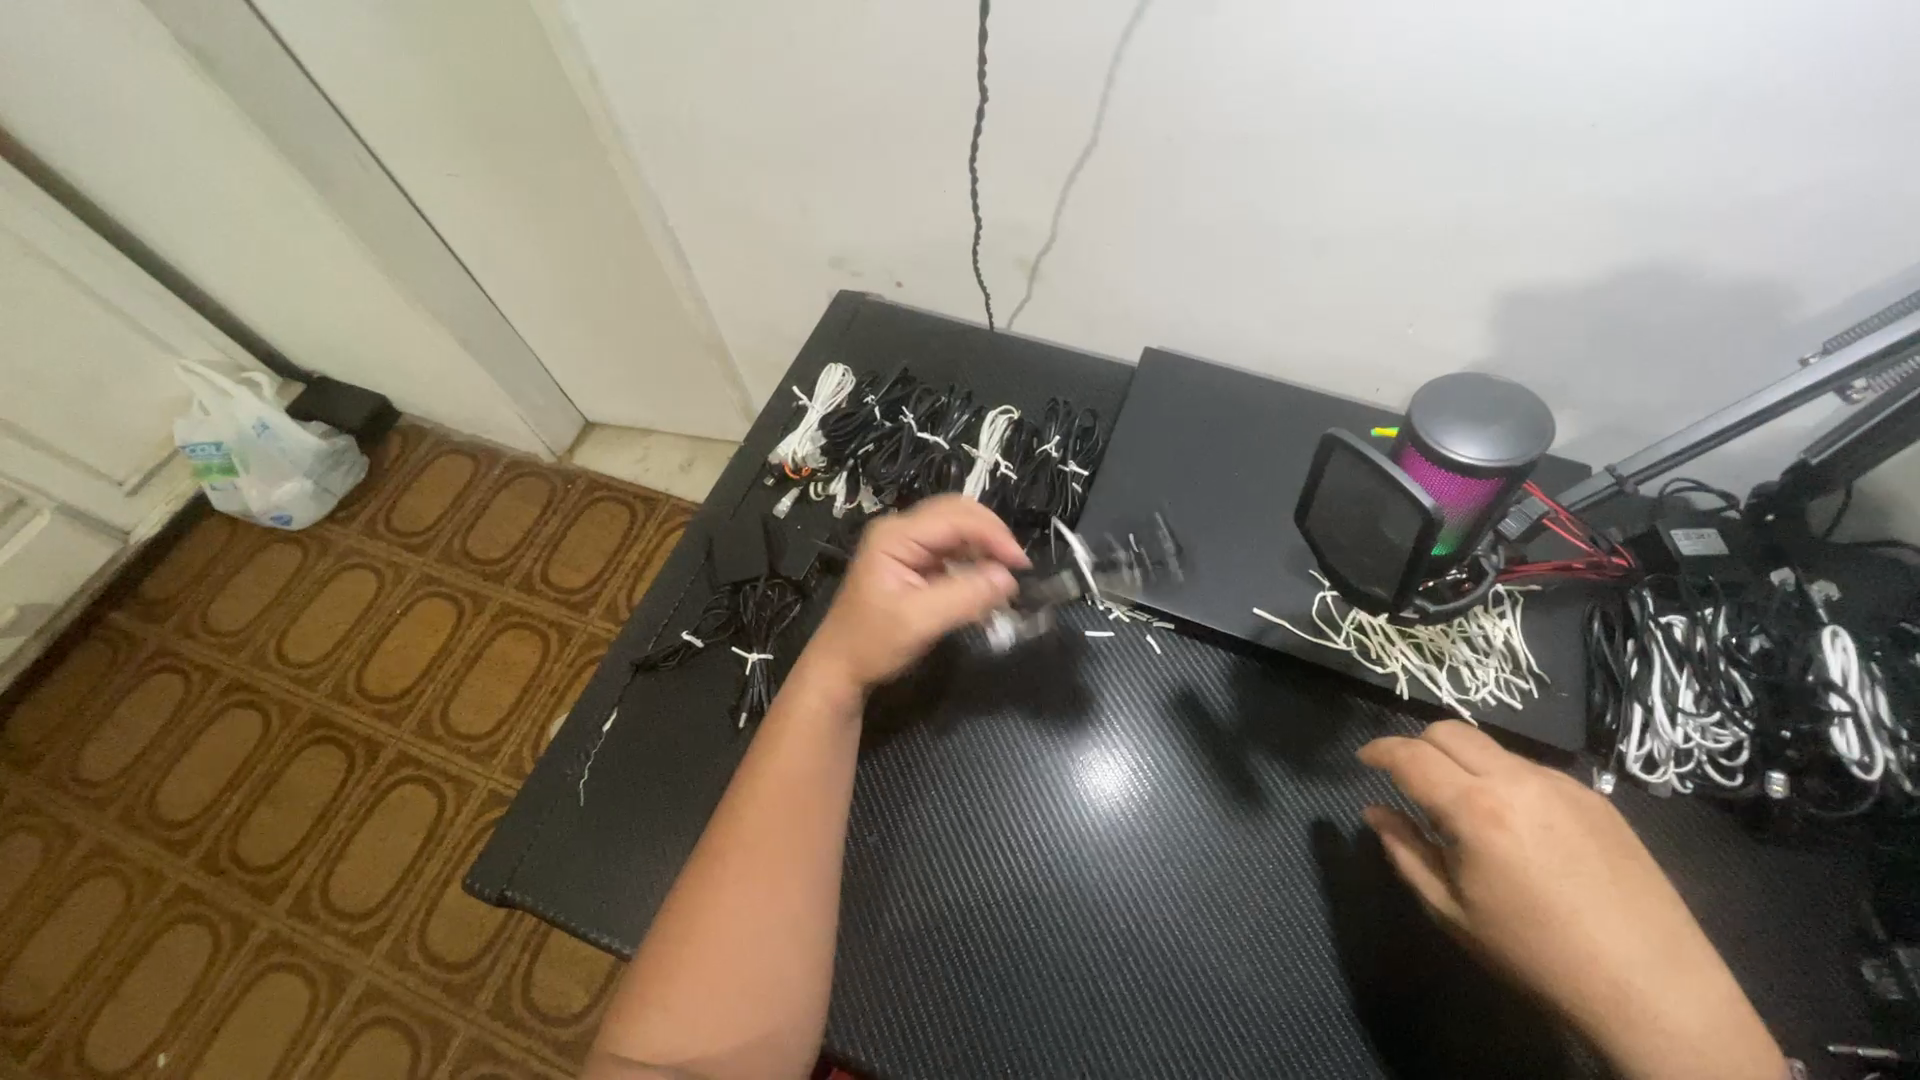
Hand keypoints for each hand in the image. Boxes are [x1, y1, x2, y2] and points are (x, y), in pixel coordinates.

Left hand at [801, 495, 1029, 692]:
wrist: (840, 669)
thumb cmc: (872, 644)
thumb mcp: (919, 621)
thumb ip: (965, 597)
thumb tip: (1008, 579)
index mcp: (896, 535)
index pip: (956, 518)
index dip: (994, 535)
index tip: (1021, 565)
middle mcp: (902, 532)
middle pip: (959, 515)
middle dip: (992, 536)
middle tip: (1017, 567)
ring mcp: (908, 547)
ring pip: (959, 532)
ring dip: (985, 551)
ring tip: (1005, 579)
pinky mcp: (915, 565)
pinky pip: (953, 553)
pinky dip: (975, 565)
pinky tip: (987, 587)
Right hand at [1357, 721, 1785, 1079]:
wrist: (1654, 990)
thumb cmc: (1536, 956)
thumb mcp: (1451, 910)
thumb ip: (1405, 851)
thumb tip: (1376, 811)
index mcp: (1475, 810)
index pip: (1410, 755)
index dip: (1378, 750)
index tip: (1363, 760)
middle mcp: (1517, 781)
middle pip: (1449, 731)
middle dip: (1416, 743)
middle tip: (1405, 777)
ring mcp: (1563, 786)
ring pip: (1491, 748)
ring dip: (1461, 761)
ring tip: (1461, 807)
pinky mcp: (1597, 800)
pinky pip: (1531, 771)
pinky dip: (1502, 780)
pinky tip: (1514, 826)